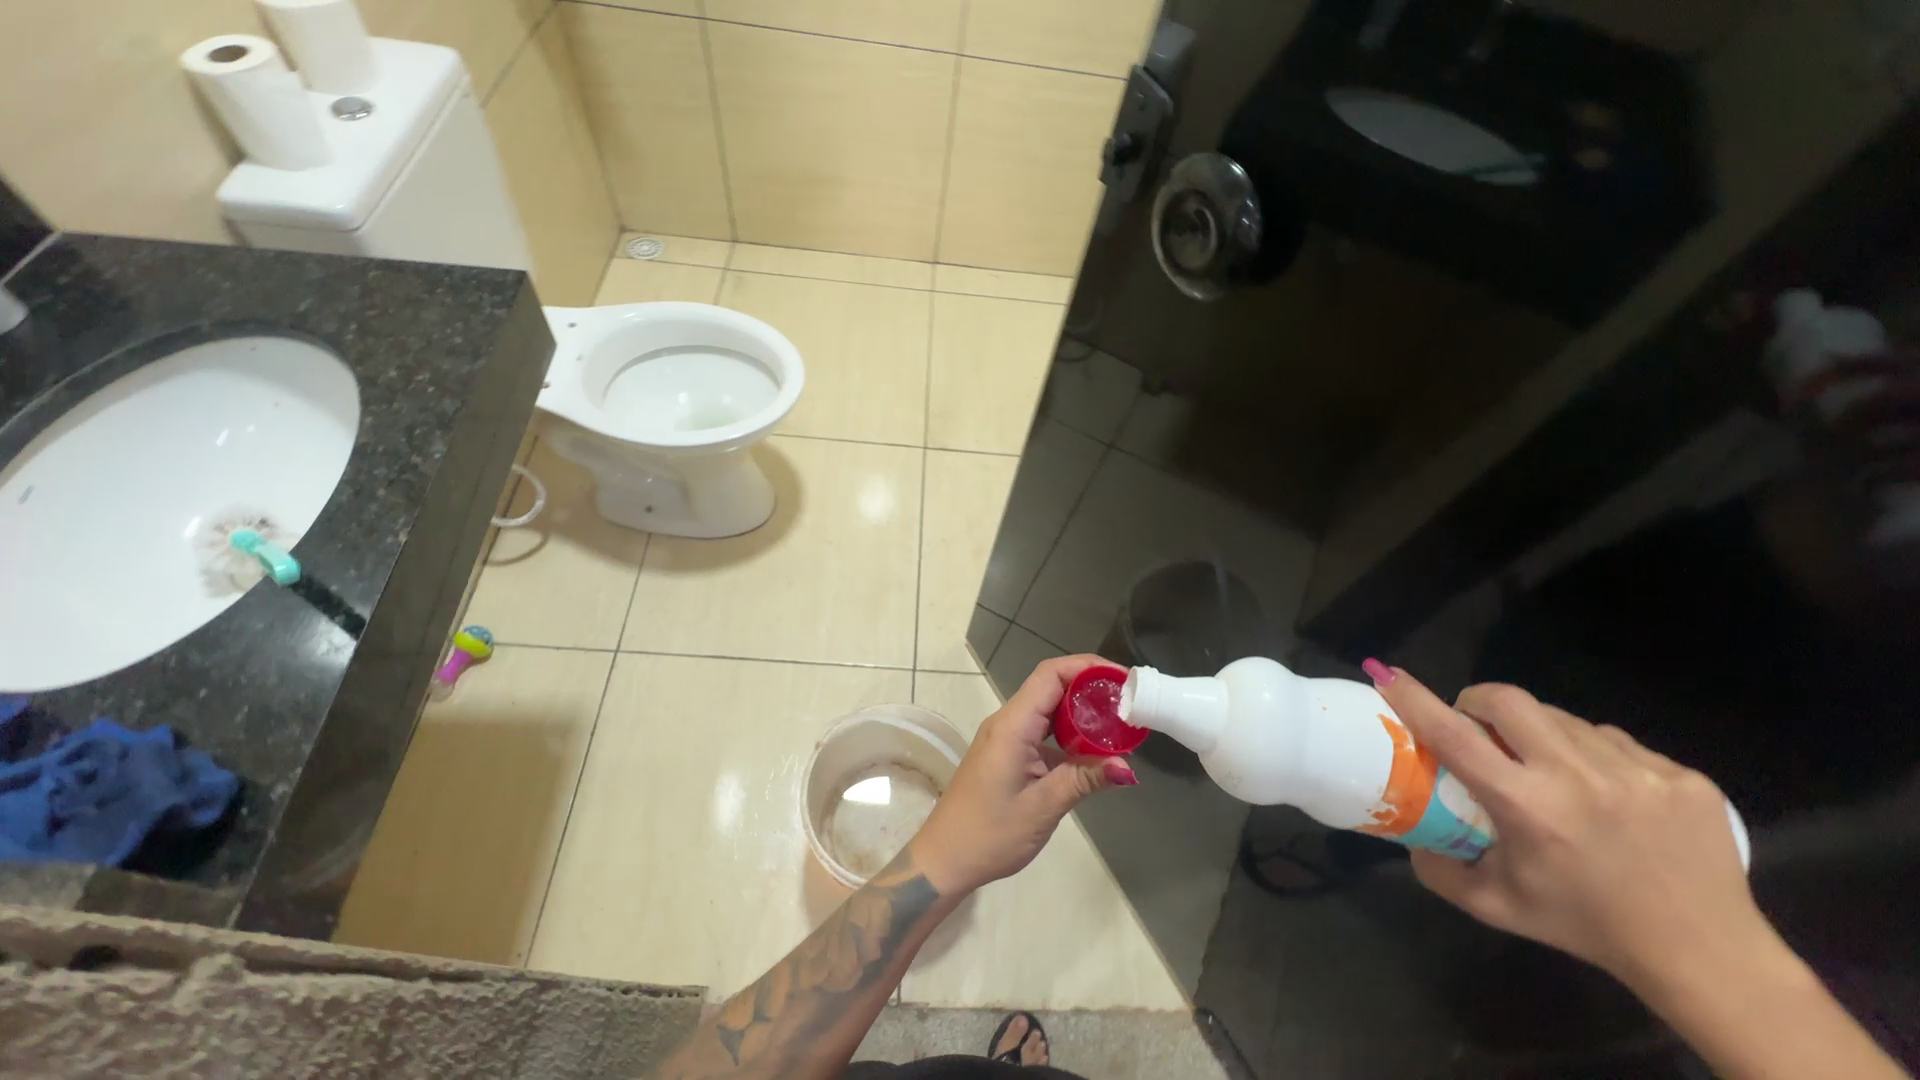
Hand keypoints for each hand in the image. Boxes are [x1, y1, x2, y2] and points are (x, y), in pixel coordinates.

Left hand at [909, 655, 1135, 894]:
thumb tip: (1127, 767)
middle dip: (1091, 689)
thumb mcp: (1043, 807)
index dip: (1088, 667)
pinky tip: (1095, 752)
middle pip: (1052, 687)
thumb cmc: (989, 834)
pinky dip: (1070, 735)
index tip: (1123, 680)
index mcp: (1012, 726)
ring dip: (1082, 713)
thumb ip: (1084, 780)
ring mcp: (1006, 739)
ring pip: (1048, 710)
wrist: (945, 860)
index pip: (1051, 675)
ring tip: (1120, 724)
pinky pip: (1042, 732)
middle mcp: (1007, 723)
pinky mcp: (1008, 755)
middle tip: (1131, 704)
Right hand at [1369, 664, 1764, 989]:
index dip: (1415, 700)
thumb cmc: (1584, 925)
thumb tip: (1413, 835)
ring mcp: (1636, 770)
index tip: (1389, 676)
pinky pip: (1615, 742)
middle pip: (1509, 700)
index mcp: (1526, 807)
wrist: (1702, 951)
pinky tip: (1605, 794)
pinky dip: (1593, 755)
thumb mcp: (1494, 906)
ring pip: (1563, 719)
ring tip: (1549, 771)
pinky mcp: (1679, 774)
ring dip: (1539, 733)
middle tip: (1475, 724)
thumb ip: (1439, 868)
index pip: (1455, 736)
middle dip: (1479, 701)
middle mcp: (1578, 777)